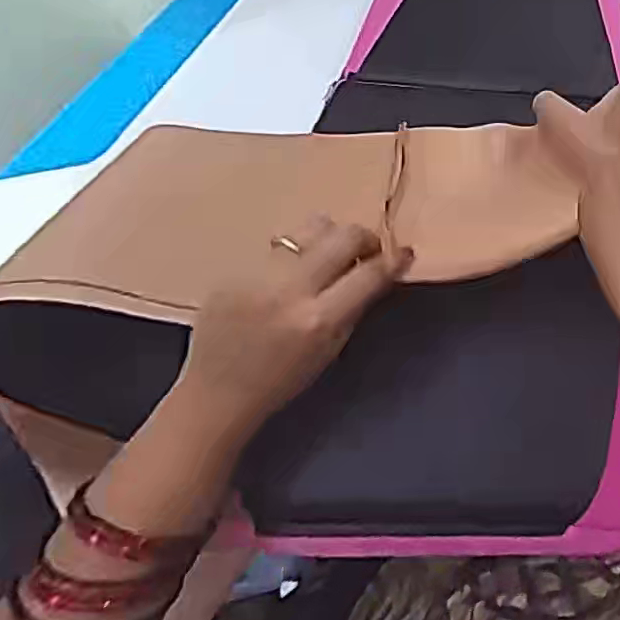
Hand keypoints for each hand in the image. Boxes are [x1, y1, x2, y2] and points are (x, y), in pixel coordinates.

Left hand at [183, 217, 411, 419]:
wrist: (217, 392)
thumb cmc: (284, 379)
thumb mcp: (331, 349)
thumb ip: (355, 305)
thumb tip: (380, 269)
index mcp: (318, 319)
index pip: (370, 273)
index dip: (393, 259)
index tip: (403, 253)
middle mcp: (289, 290)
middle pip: (344, 235)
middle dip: (365, 238)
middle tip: (367, 251)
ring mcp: (258, 275)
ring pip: (311, 227)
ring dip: (329, 238)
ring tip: (326, 256)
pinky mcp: (235, 269)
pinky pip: (279, 246)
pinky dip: (294, 255)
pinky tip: (286, 276)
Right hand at [533, 92, 619, 327]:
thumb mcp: (588, 220)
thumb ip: (587, 185)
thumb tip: (591, 172)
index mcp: (587, 169)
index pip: (560, 121)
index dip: (550, 108)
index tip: (547, 104)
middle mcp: (619, 155)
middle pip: (603, 117)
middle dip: (599, 114)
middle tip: (599, 120)